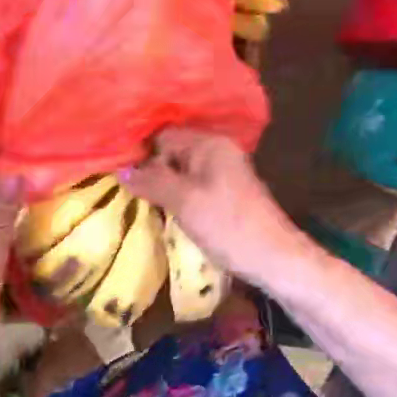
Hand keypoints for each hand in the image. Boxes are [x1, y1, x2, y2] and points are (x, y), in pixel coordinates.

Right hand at [120, 129, 313, 285]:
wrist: (276, 260)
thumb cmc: (228, 226)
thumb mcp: (183, 202)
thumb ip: (151, 181)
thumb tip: (120, 170)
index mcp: (209, 144)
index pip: (163, 136)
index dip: (142, 156)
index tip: (123, 179)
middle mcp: (218, 150)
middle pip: (172, 152)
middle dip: (151, 171)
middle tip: (130, 194)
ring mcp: (225, 172)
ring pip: (182, 170)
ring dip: (164, 186)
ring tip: (144, 204)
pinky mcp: (228, 193)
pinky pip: (194, 185)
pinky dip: (179, 196)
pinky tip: (169, 212)